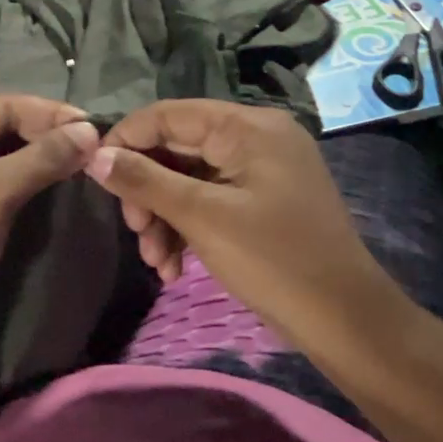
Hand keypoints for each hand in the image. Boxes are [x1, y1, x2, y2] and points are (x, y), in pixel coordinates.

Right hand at [87, 100, 412, 349]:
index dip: (125, 140)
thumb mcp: (201, 217)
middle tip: (134, 229)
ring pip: (186, 179)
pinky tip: (172, 266)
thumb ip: (143, 180)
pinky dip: (185, 227)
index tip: (95, 176)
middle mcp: (255, 138)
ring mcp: (260, 171)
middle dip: (146, 191)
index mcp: (248, 127)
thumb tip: (93, 155)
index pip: (167, 115)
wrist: (349, 326)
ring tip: (154, 259)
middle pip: (175, 148)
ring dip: (161, 216)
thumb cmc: (275, 261)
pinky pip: (208, 200)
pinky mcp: (261, 201)